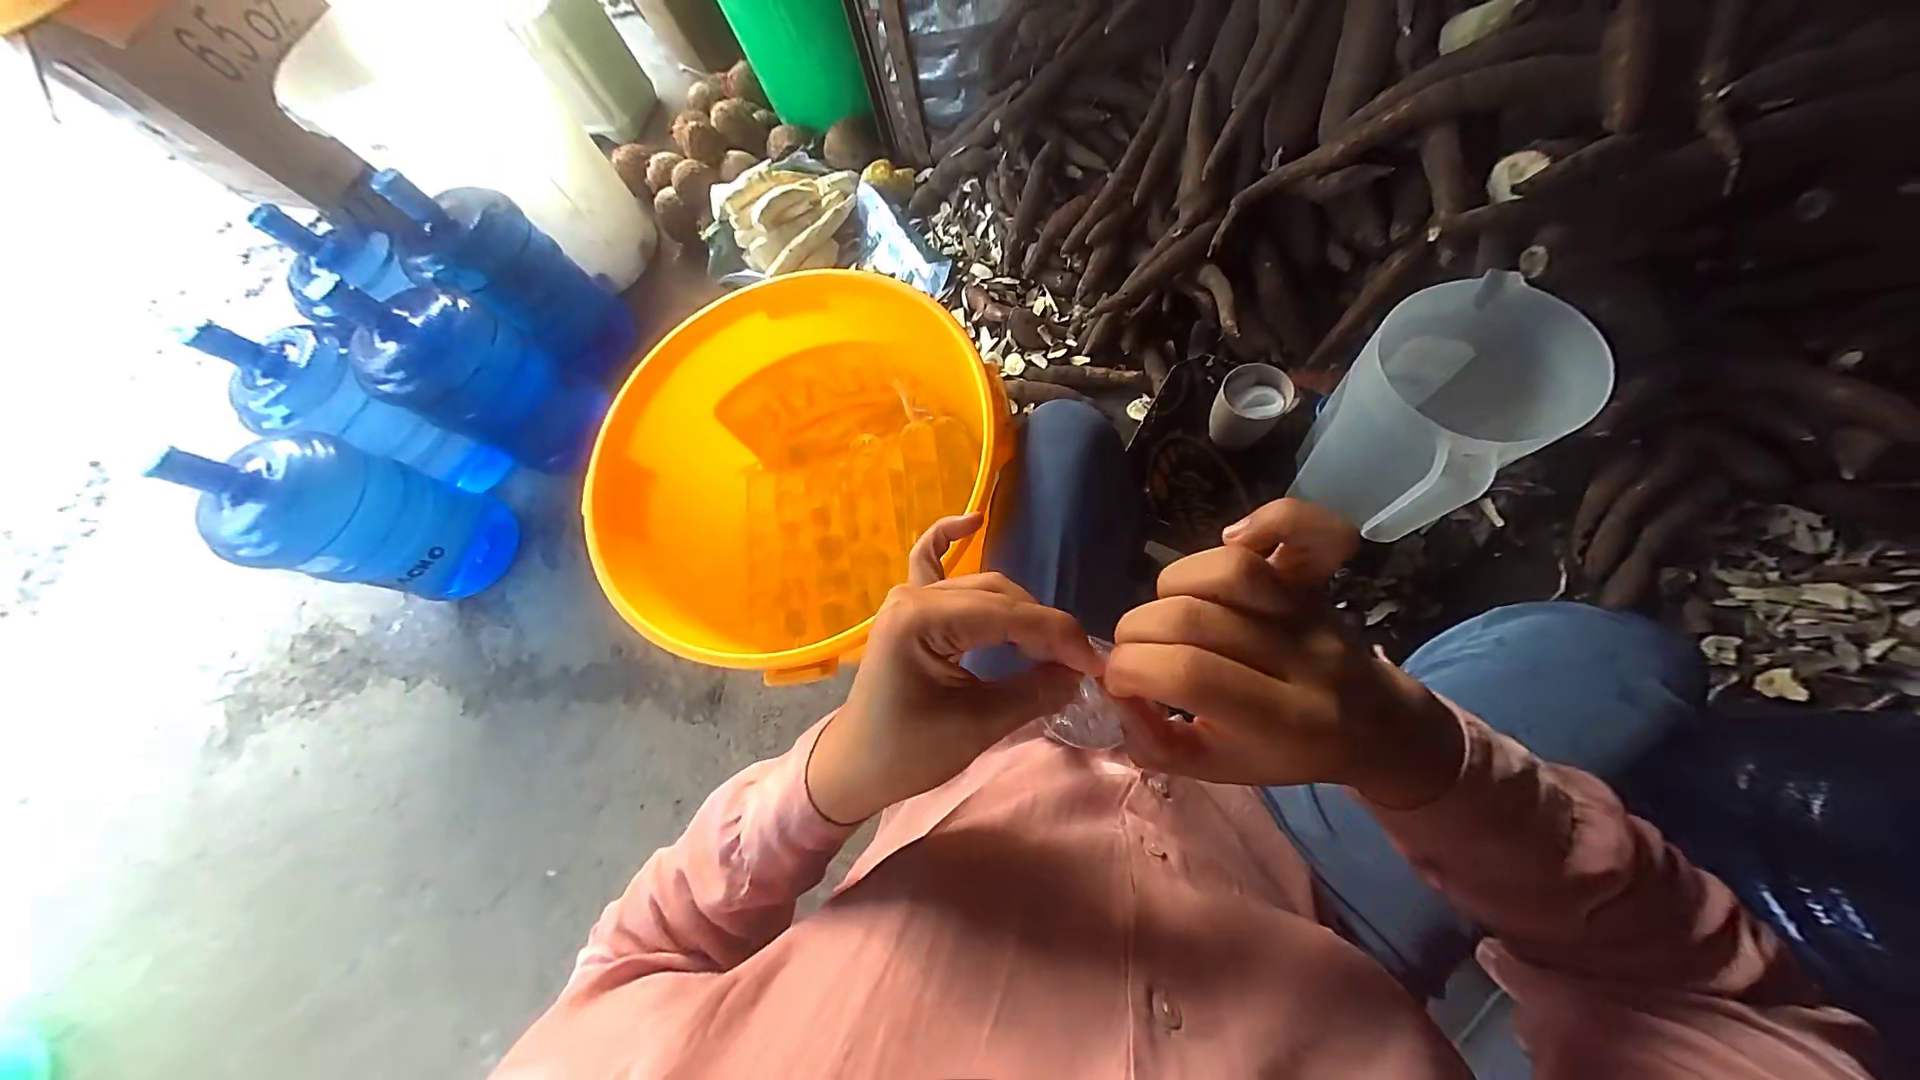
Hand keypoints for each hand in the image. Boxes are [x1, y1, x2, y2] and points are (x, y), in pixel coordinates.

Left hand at [805, 518, 1103, 824]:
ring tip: (1051, 644)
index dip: (1058, 637)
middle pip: (998, 596)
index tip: (1094, 666)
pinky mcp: (906, 607)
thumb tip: (1078, 672)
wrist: (853, 767)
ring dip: (1018, 610)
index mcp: (921, 620)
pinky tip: (973, 520)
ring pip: (981, 588)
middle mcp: (913, 596)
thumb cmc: (906, 753)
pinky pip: (930, 562)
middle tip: (1076, 666)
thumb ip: (1033, 691)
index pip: (1007, 615)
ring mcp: (906, 597)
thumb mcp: (976, 727)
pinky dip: (949, 539)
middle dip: (1042, 628)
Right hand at [1105, 499, 1463, 808]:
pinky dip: (1259, 522)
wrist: (1375, 726)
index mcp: (1283, 721)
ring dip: (1170, 589)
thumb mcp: (1216, 770)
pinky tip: (1231, 538)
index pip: (1188, 674)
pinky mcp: (1313, 576)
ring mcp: (1309, 609)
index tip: (1120, 682)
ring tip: (1169, 615)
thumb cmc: (1286, 752)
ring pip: (1225, 571)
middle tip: (1137, 654)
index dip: (1130, 670)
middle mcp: (1302, 658)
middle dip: (1136, 633)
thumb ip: (1154, 743)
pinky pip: (1294, 525)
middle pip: (1192, 619)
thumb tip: (1114, 689)